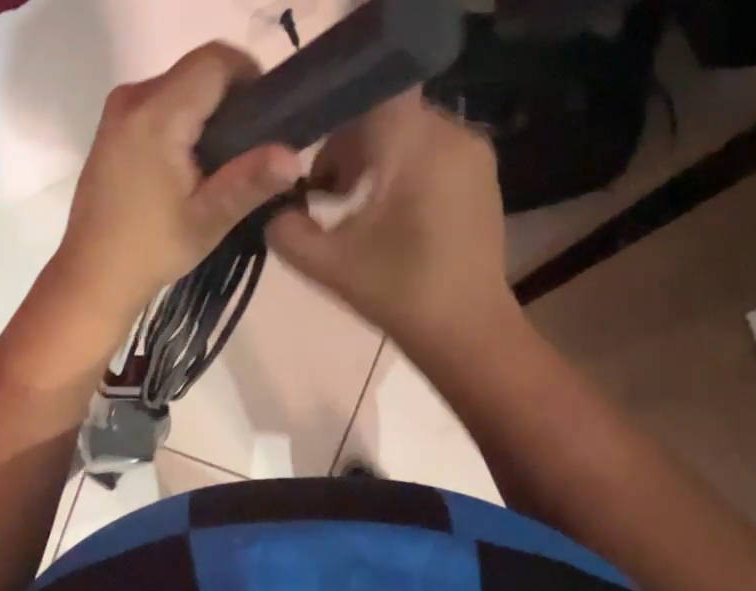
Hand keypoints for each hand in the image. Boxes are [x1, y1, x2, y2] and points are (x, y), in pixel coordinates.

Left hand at [56, 43, 302, 311]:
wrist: (92, 276)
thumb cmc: (151, 250)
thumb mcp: (207, 220)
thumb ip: (250, 181)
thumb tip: (295, 156)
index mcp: (157, 114)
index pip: (216, 61)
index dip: (250, 79)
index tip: (267, 121)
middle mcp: (132, 99)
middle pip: (196, 72)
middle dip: (229, 101)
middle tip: (248, 152)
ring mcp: (116, 113)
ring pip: (177, 88)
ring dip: (205, 115)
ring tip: (220, 165)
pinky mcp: (110, 130)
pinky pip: (157, 106)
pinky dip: (180, 124)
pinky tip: (188, 170)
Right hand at [267, 91, 520, 350]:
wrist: (466, 332)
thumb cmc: (397, 292)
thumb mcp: (327, 265)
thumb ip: (287, 231)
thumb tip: (275, 211)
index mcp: (416, 145)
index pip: (369, 93)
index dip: (331, 113)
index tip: (307, 151)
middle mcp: (452, 133)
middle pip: (386, 113)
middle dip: (348, 147)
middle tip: (323, 196)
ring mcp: (473, 154)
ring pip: (408, 133)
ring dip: (374, 161)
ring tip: (352, 210)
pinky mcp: (480, 178)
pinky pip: (431, 153)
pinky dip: (402, 171)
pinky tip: (387, 218)